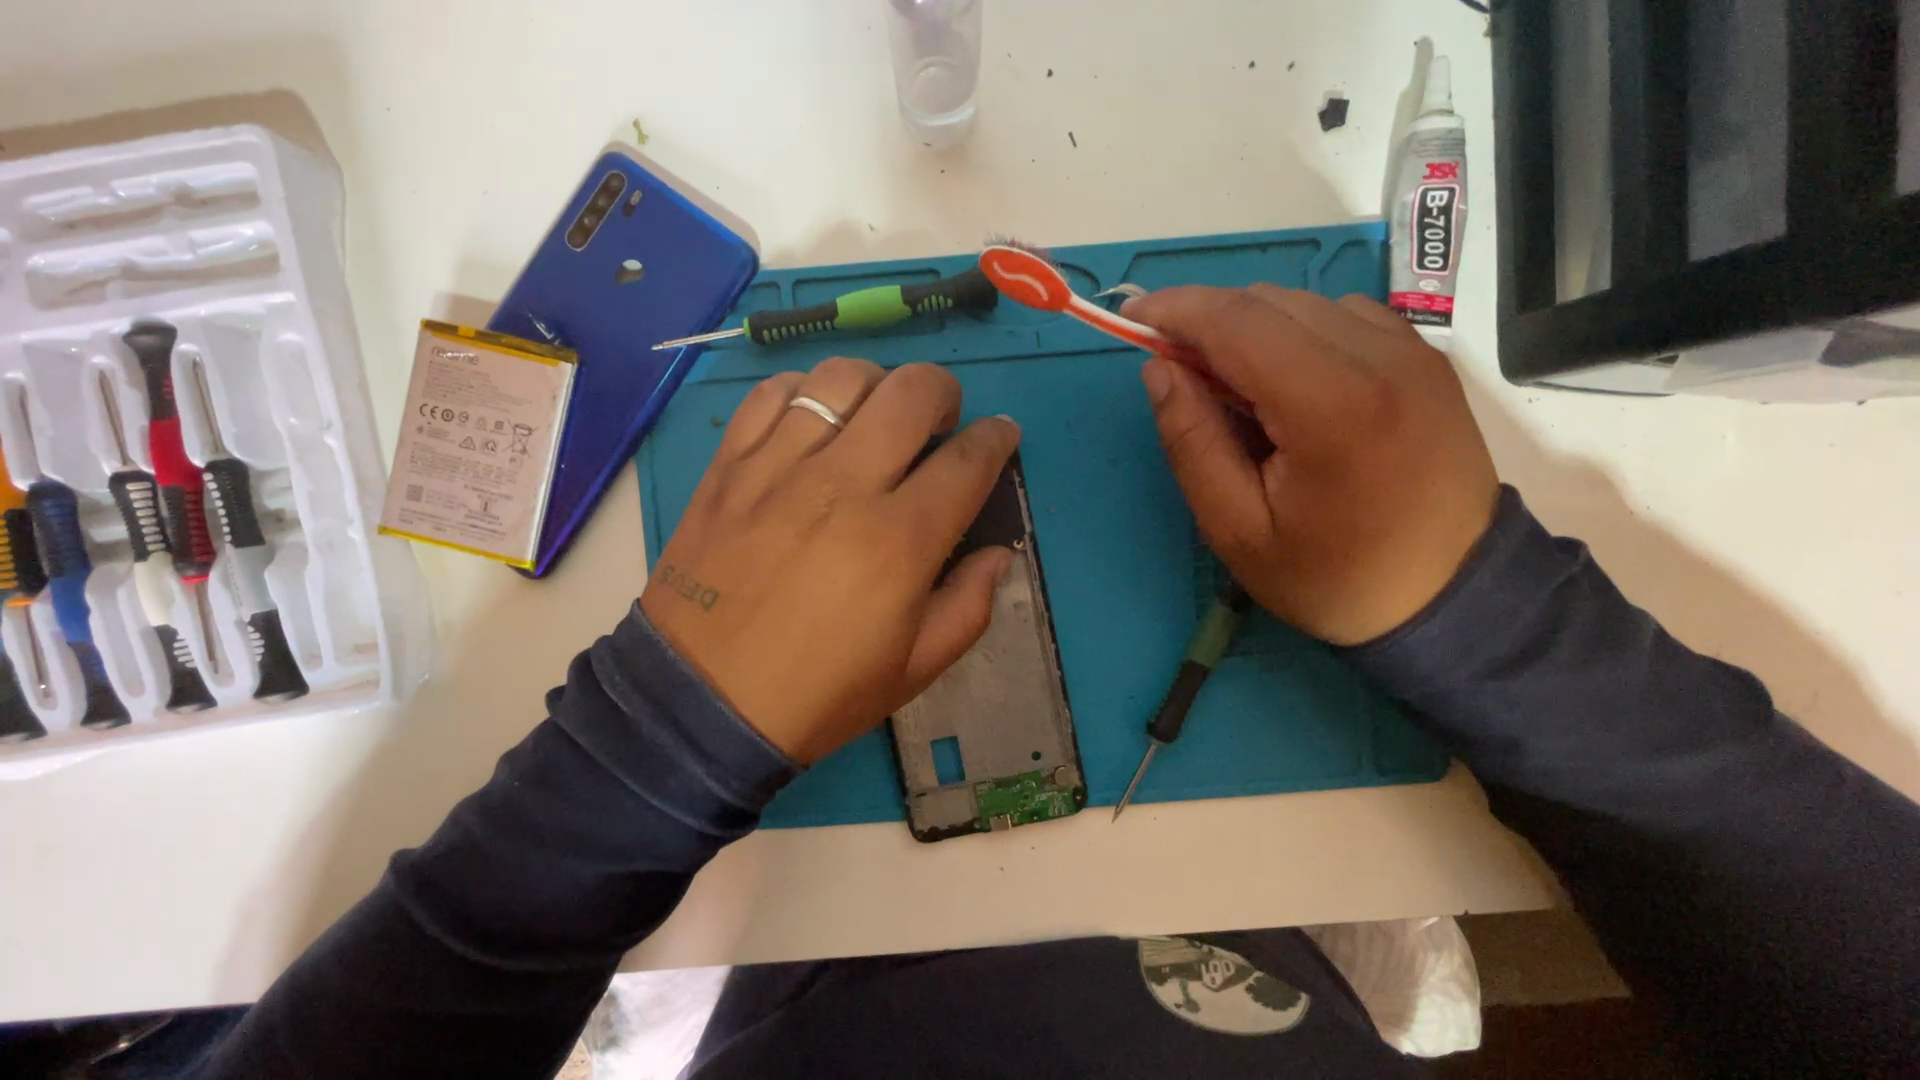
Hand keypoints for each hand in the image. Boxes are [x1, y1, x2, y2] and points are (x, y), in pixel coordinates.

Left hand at [641, 358, 1019, 763]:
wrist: (702, 704)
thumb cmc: (819, 693)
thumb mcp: (914, 670)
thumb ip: (970, 606)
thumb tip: (998, 552)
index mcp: (900, 541)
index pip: (968, 460)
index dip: (997, 438)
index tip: (1001, 436)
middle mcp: (844, 486)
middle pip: (913, 393)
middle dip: (945, 393)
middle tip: (941, 421)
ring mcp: (779, 469)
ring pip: (841, 379)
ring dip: (876, 386)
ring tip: (875, 415)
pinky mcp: (728, 467)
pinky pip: (770, 394)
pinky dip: (802, 391)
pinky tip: (812, 418)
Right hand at [1125, 286, 1498, 645]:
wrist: (1452, 598)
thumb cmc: (1334, 576)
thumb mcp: (1239, 530)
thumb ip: (1192, 442)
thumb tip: (1159, 369)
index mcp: (1330, 405)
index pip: (1237, 321)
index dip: (1176, 309)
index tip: (1132, 318)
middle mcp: (1379, 359)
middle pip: (1270, 302)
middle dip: (1209, 319)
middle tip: (1177, 369)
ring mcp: (1412, 354)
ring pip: (1307, 303)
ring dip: (1254, 326)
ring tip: (1234, 386)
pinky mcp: (1428, 361)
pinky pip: (1347, 317)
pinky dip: (1300, 332)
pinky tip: (1290, 382)